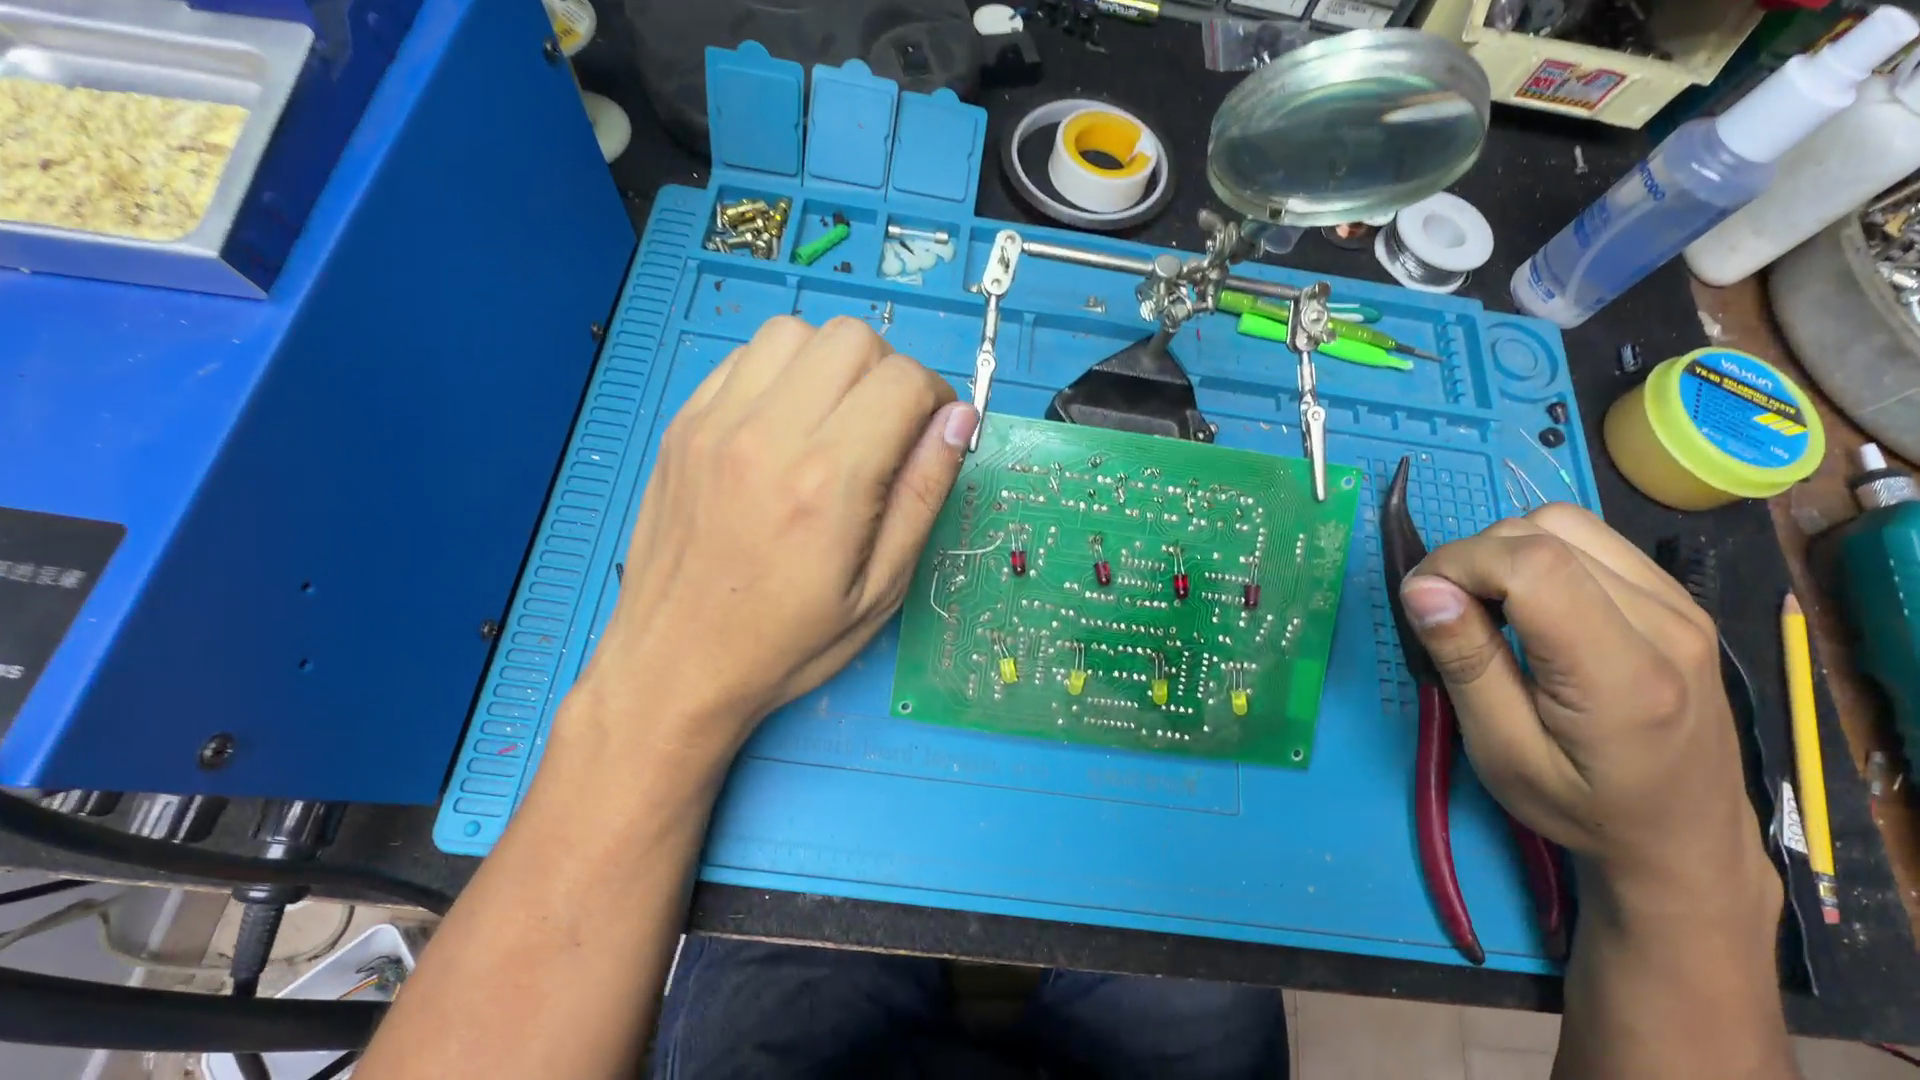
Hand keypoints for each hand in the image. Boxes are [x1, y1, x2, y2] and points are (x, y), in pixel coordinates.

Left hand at [571, 316, 973, 759]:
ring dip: (830, 363)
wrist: (675, 664)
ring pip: (794, 332)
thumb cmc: (787, 642)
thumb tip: (957, 420)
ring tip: (833, 418)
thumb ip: (924, 495)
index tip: (931, 434)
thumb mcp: (880, 590)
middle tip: (886, 426)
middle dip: (888, 372)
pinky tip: (782, 424)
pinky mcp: (682, 425)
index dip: (936, 399)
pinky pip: (742, 358)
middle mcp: (769, 434)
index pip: (903, 381)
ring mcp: (716, 423)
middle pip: (852, 338)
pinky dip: (779, 373)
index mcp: (828, 481)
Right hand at [1398, 504, 1771, 908]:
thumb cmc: (1585, 808)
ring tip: (1490, 606)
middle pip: (1544, 532)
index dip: (1460, 563)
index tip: (1423, 601)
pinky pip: (1593, 540)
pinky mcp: (1679, 598)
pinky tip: (1533, 604)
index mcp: (1622, 673)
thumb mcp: (1504, 753)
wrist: (1685, 838)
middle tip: (1450, 613)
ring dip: (1507, 550)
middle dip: (1475, 558)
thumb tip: (1421, 587)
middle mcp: (1665, 622)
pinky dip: (1541, 555)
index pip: (1533, 563)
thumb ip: (1466, 664)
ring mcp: (1681, 603)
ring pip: (1566, 523)